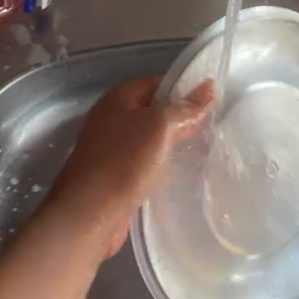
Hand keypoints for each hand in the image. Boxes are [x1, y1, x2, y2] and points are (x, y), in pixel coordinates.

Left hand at [43, 76, 214, 258]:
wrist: (88, 215)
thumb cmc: (124, 161)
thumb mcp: (160, 127)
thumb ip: (185, 108)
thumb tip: (208, 87)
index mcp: (118, 98)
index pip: (157, 83)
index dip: (183, 89)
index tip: (211, 100)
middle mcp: (110, 119)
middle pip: (152, 111)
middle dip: (179, 119)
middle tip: (211, 127)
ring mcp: (109, 150)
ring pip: (148, 140)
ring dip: (170, 145)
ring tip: (201, 150)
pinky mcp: (112, 177)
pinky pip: (142, 164)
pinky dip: (159, 167)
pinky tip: (178, 175)